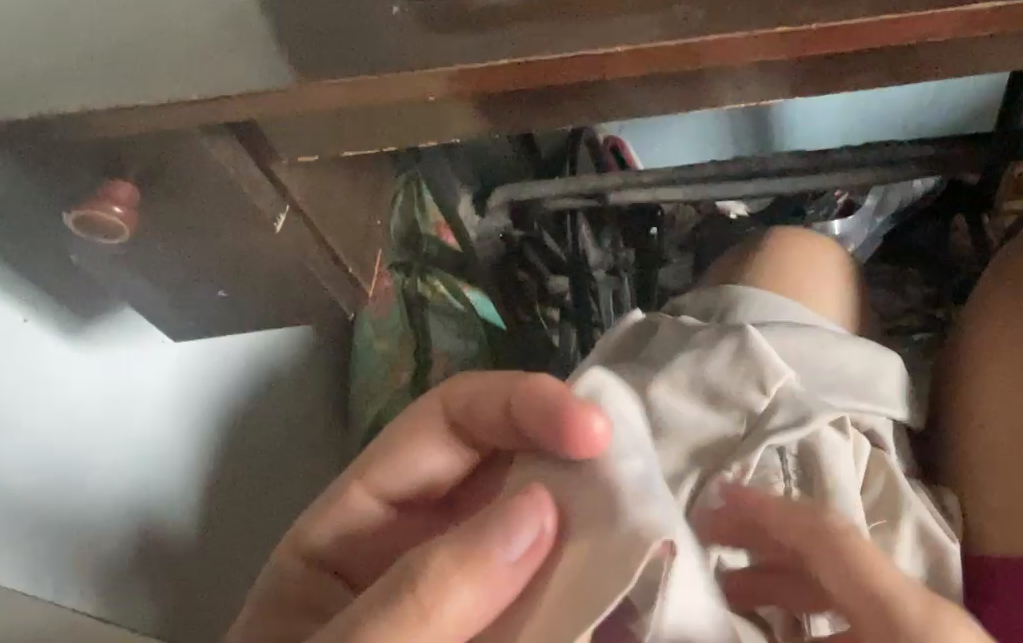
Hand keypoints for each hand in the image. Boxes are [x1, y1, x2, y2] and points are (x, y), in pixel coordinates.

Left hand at [228, 372, 611, 642]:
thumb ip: (425, 595)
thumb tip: (541, 508)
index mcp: (365, 522)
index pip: (452, 421)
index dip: (522, 404)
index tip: (593, 432)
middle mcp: (427, 548)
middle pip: (515, 470)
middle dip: (580, 466)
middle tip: (642, 489)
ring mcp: (476, 606)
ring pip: (553, 542)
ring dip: (606, 537)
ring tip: (658, 549)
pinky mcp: (514, 640)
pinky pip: (564, 612)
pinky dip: (605, 607)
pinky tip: (639, 609)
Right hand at [697, 482, 996, 642]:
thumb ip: (800, 640)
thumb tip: (723, 633)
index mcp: (905, 613)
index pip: (827, 538)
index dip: (767, 512)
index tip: (716, 499)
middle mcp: (920, 613)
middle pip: (834, 557)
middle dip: (768, 545)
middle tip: (709, 542)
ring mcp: (933, 636)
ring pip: (848, 594)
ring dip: (788, 590)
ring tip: (732, 597)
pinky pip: (864, 628)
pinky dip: (821, 629)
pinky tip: (791, 640)